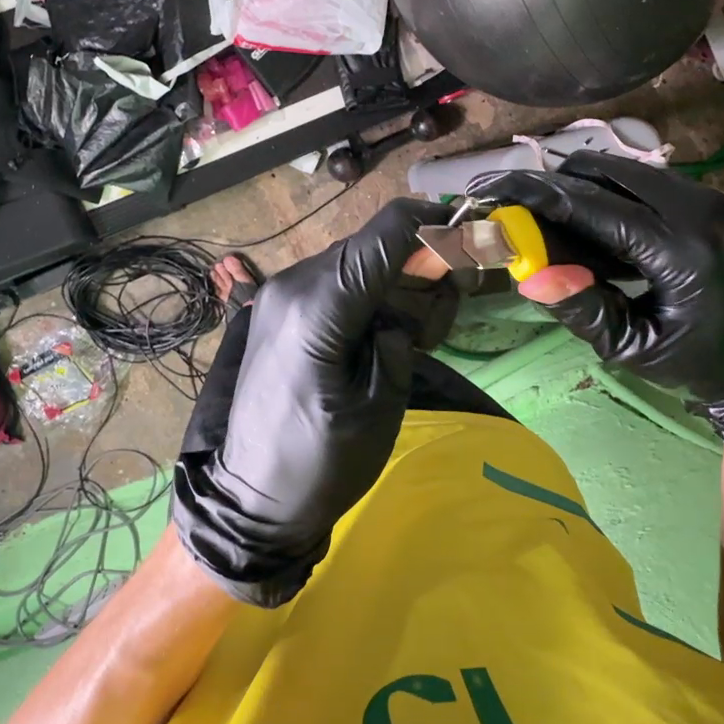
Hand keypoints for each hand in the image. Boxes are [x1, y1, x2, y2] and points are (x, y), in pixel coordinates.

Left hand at [172, 198, 453, 605]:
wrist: (253, 499)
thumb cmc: (322, 463)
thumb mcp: (380, 406)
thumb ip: (400, 334)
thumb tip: (412, 292)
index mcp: (317, 308)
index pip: (384, 235)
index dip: (432, 225)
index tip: (470, 238)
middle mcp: (292, 285)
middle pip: (373, 245)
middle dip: (417, 263)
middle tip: (440, 312)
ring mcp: (279, 295)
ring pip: (356, 261)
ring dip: (392, 282)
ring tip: (410, 334)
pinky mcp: (278, 309)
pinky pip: (335, 280)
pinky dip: (366, 293)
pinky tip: (378, 333)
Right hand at [478, 152, 723, 446]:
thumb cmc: (700, 361)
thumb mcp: (634, 347)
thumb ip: (582, 308)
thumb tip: (529, 274)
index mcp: (680, 250)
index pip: (593, 205)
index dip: (535, 196)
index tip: (491, 190)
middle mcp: (694, 207)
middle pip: (601, 171)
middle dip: (548, 186)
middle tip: (511, 210)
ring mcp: (702, 195)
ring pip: (618, 170)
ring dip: (575, 189)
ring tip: (546, 226)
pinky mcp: (702, 196)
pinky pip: (637, 181)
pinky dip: (602, 194)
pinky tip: (586, 230)